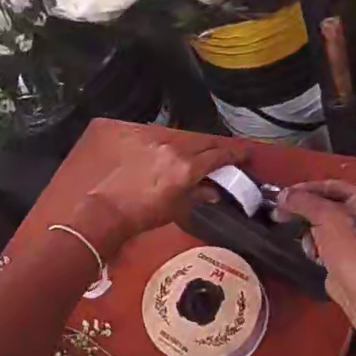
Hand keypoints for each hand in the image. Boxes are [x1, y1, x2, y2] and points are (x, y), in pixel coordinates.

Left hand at [79, 134, 244, 249]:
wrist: (109, 209)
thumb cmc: (145, 214)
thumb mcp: (178, 209)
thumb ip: (199, 195)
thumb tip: (214, 191)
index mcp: (187, 167)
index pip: (218, 155)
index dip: (235, 155)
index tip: (245, 155)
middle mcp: (174, 150)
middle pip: (204, 142)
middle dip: (218, 148)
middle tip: (228, 155)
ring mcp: (156, 144)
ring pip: (185, 141)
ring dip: (197, 147)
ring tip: (201, 158)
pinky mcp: (142, 143)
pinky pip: (166, 142)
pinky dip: (176, 148)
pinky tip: (174, 157)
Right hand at [274, 180, 355, 311]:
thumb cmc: (351, 248)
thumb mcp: (325, 216)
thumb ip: (302, 201)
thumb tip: (282, 195)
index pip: (332, 185)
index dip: (304, 189)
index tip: (280, 196)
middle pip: (328, 204)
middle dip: (305, 212)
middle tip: (280, 215)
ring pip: (325, 224)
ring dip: (311, 232)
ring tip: (308, 244)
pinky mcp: (354, 253)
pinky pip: (329, 241)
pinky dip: (318, 246)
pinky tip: (315, 255)